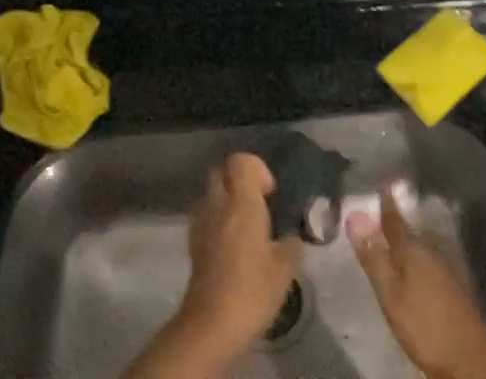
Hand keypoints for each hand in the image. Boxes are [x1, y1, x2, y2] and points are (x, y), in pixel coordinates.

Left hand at [125, 154, 300, 377]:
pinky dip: (219, 221)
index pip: (240, 161)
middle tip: (260, 203)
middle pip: (221, 172)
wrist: (212, 323)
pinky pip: (206, 217)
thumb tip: (292, 234)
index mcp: (241, 203)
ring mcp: (200, 224)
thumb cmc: (253, 289)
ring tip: (248, 226)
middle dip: (239, 180)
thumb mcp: (285, 266)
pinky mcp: (193, 244)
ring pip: (211, 195)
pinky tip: (235, 246)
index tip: (271, 192)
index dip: (257, 168)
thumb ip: (291, 242)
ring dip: (227, 201)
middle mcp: (217, 205)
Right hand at [347, 185, 485, 378]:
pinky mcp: (452, 286)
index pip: (395, 220)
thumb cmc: (423, 323)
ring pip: (420, 245)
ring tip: (390, 233)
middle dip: (394, 220)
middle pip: (409, 231)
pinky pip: (427, 259)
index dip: (387, 203)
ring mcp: (445, 268)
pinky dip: (415, 255)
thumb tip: (355, 217)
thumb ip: (374, 257)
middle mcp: (431, 251)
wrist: (468, 356)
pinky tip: (410, 263)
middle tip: (379, 206)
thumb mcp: (390, 293)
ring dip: (406, 238)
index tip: (383, 182)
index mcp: (413, 250)